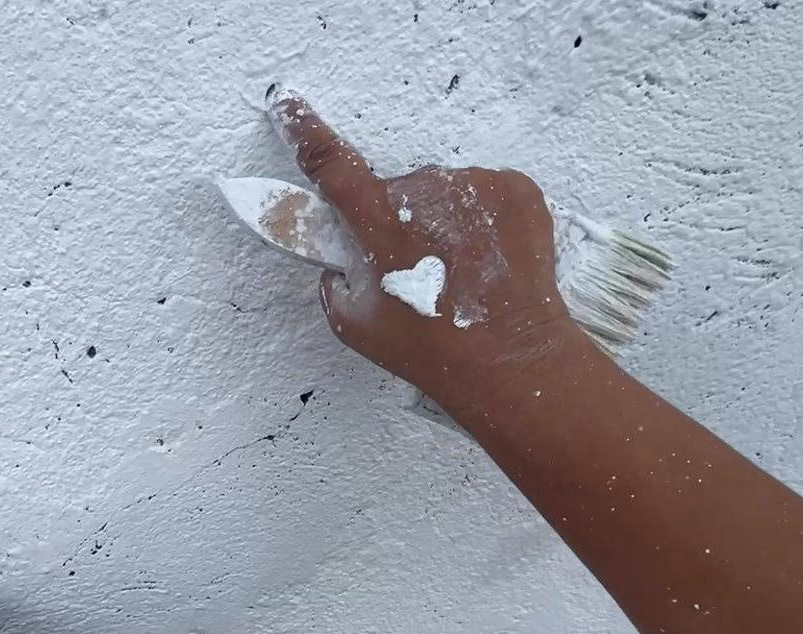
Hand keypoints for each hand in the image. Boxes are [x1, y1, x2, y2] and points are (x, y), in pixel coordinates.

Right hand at [270, 91, 592, 410]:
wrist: (506, 356)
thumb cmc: (427, 346)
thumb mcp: (353, 324)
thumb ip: (334, 282)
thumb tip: (338, 264)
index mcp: (381, 224)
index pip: (332, 166)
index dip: (305, 134)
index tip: (288, 108)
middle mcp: (427, 193)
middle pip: (392, 191)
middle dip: (391, 222)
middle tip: (407, 271)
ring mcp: (475, 185)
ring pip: (437, 193)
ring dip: (435, 223)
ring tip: (450, 273)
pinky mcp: (514, 188)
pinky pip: (477, 193)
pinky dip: (472, 221)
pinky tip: (477, 261)